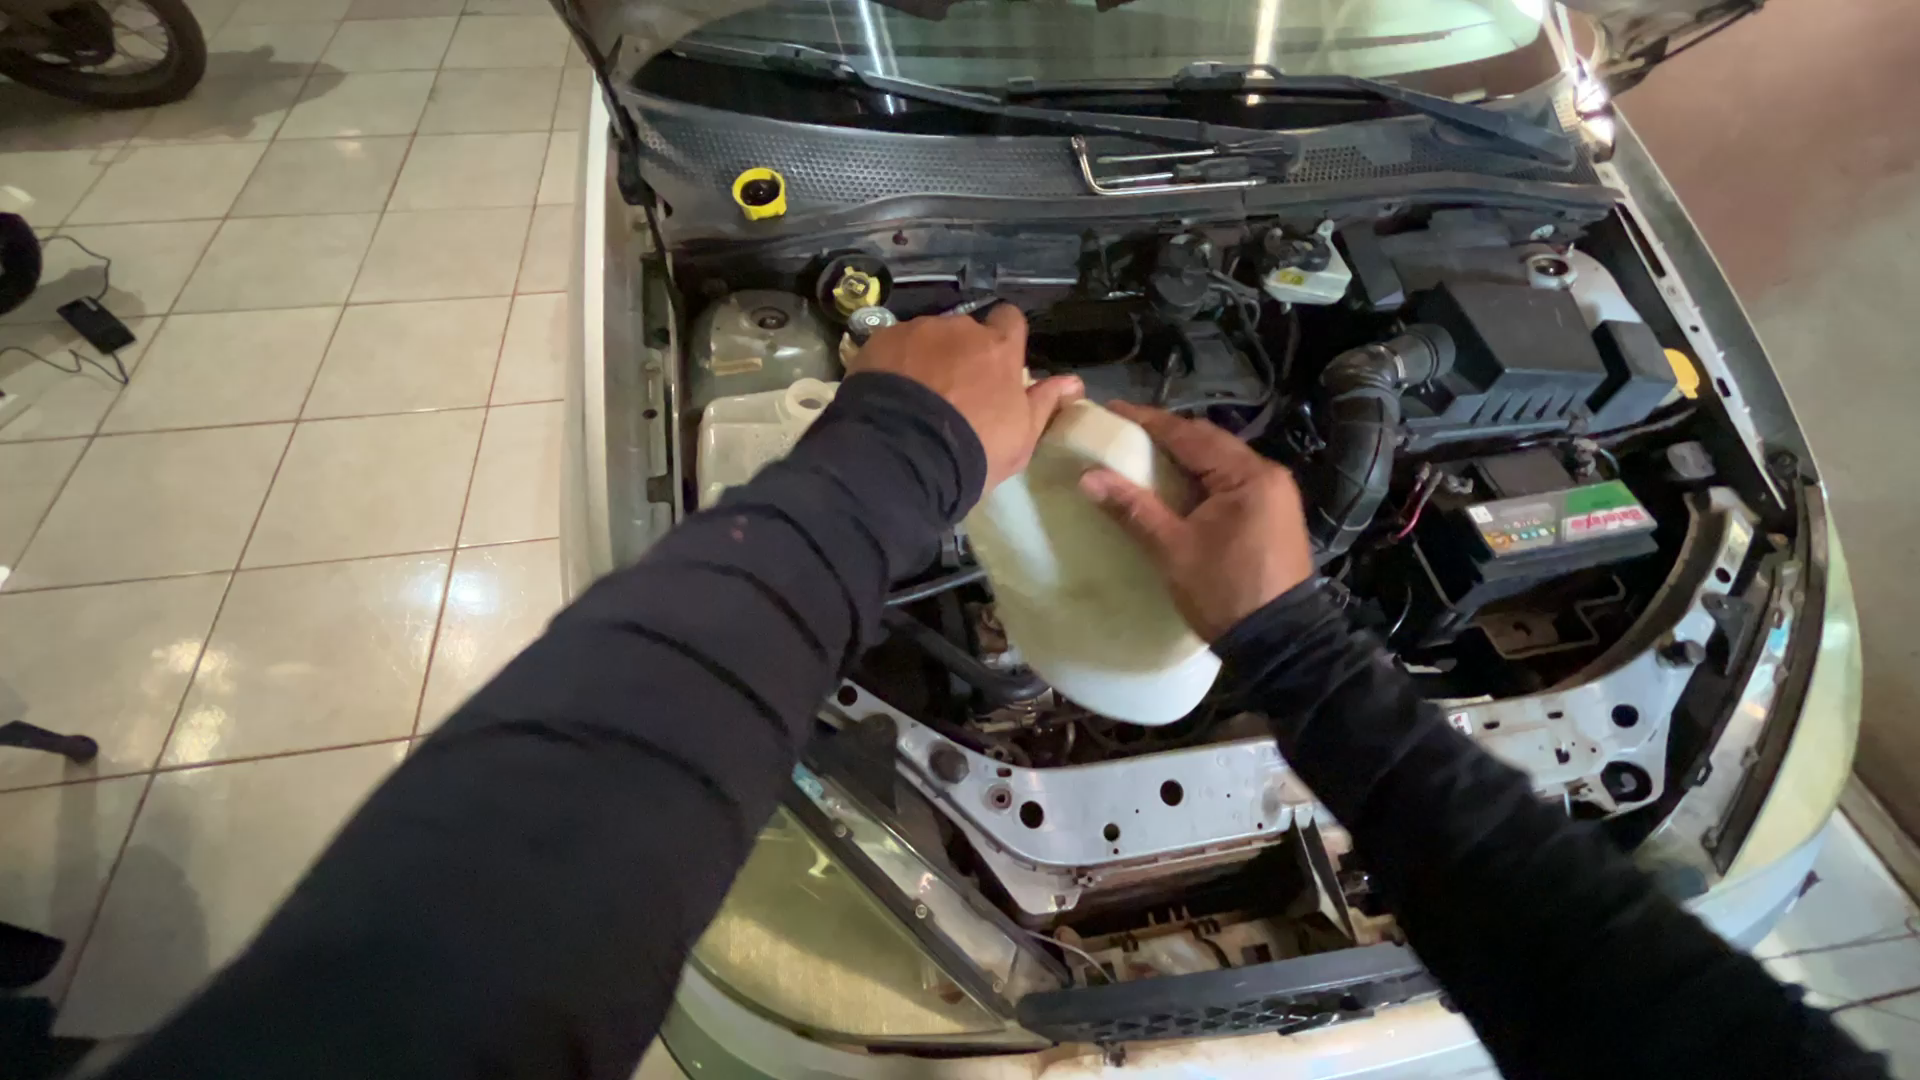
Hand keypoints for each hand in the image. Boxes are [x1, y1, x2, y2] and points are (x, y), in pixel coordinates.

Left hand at [848, 304, 1082, 491]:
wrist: (905, 456)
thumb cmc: (974, 450)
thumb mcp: (1021, 438)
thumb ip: (1044, 404)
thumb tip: (1072, 382)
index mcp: (1000, 349)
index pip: (1010, 321)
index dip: (1003, 339)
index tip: (996, 363)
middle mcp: (960, 330)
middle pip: (964, 333)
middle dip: (959, 354)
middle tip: (950, 393)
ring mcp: (917, 331)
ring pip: (926, 338)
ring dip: (925, 359)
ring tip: (914, 398)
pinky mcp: (880, 341)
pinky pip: (892, 347)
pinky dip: (893, 364)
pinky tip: (886, 395)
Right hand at [1078, 402, 1312, 641]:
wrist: (1279, 643)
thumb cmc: (1225, 592)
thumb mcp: (1173, 549)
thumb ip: (1133, 508)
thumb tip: (1088, 477)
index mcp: (1248, 476)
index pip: (1190, 435)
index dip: (1149, 421)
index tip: (1113, 410)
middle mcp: (1267, 476)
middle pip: (1208, 444)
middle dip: (1166, 436)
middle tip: (1123, 433)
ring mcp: (1273, 497)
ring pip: (1219, 464)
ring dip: (1183, 459)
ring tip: (1142, 457)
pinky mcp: (1271, 517)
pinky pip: (1229, 485)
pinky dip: (1199, 480)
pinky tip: (1174, 488)